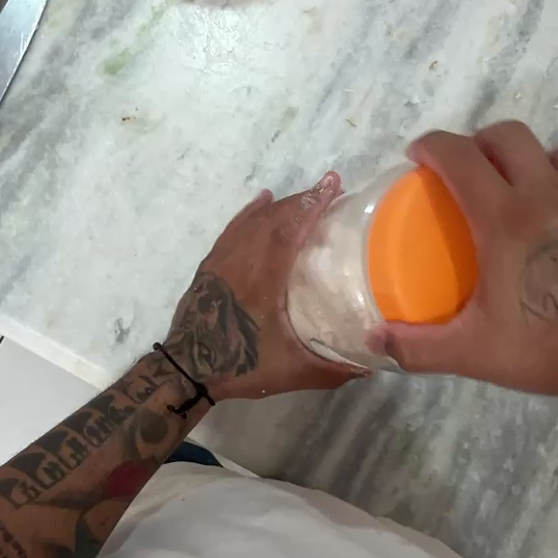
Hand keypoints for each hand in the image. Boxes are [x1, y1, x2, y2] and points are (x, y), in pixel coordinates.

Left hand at [165, 173, 366, 401]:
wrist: (186, 369)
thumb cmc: (241, 366)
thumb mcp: (291, 372)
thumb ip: (332, 370)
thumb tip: (371, 368)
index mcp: (264, 281)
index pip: (289, 231)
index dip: (312, 206)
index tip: (333, 185)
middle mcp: (241, 262)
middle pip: (273, 219)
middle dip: (302, 200)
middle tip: (329, 188)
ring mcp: (222, 261)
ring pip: (252, 221)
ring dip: (280, 205)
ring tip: (306, 197)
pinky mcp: (210, 266)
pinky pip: (233, 229)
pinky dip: (250, 212)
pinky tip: (263, 201)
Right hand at [375, 122, 557, 410]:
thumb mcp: (479, 354)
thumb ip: (420, 349)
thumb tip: (372, 340)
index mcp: (506, 218)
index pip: (461, 156)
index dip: (432, 145)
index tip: (416, 155)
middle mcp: (549, 194)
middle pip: (507, 136)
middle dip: (476, 142)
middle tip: (462, 171)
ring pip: (552, 152)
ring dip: (524, 160)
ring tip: (514, 192)